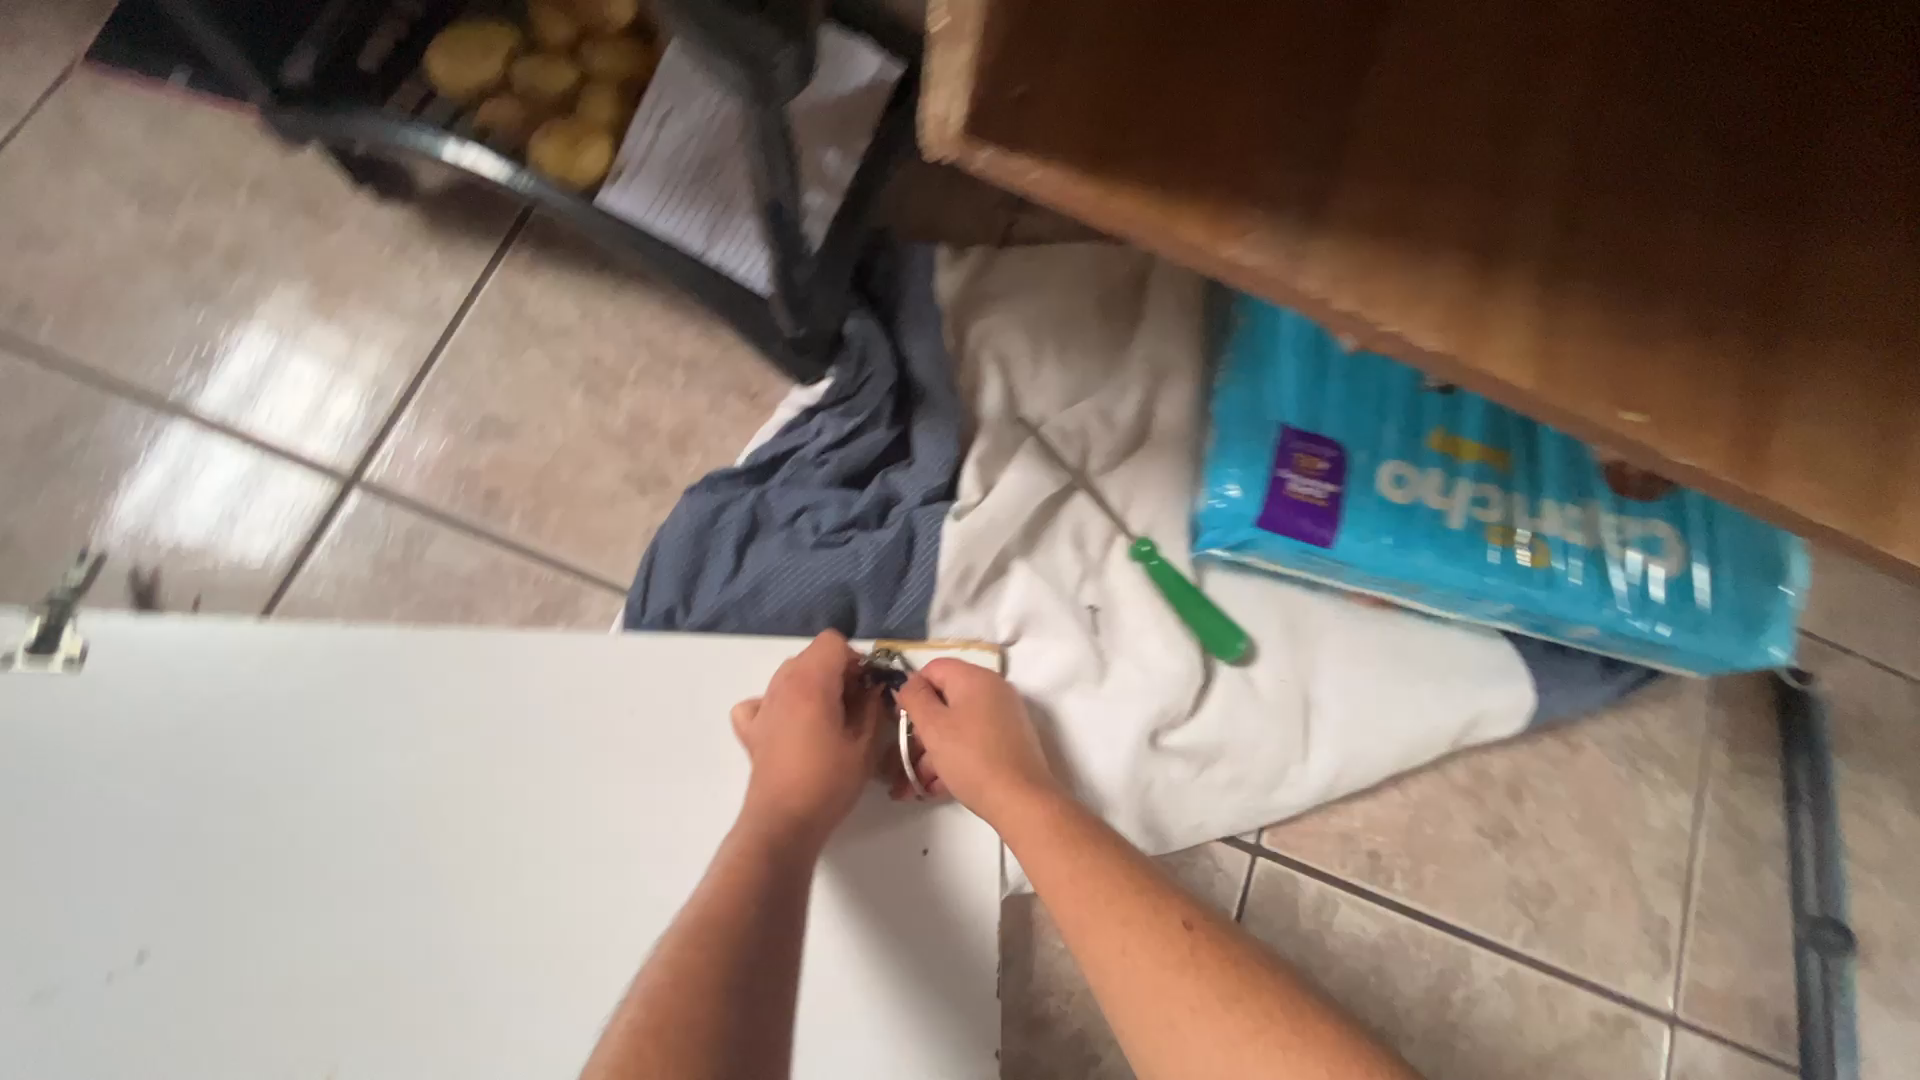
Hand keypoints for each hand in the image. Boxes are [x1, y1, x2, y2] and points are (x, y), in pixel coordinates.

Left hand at [731, 630, 885, 852]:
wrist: (784, 822)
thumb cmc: (829, 782)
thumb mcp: (865, 744)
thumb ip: (871, 706)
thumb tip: (873, 687)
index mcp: (811, 682)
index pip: (833, 642)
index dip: (854, 659)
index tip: (866, 687)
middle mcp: (782, 685)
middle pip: (812, 656)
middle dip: (836, 671)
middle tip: (854, 705)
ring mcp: (763, 706)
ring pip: (789, 674)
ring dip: (812, 685)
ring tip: (827, 719)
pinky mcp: (750, 730)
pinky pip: (763, 701)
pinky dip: (778, 705)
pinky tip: (791, 725)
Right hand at [894, 659, 1062, 827]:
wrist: (1021, 800)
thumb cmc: (971, 757)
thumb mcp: (933, 726)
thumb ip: (915, 698)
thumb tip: (910, 684)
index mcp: (975, 678)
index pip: (934, 668)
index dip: (913, 691)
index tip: (900, 719)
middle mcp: (993, 691)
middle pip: (946, 701)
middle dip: (921, 732)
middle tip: (906, 759)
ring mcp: (1004, 717)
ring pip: (958, 727)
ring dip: (933, 753)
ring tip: (915, 786)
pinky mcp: (1009, 742)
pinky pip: (973, 742)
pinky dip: (954, 758)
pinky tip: (936, 788)